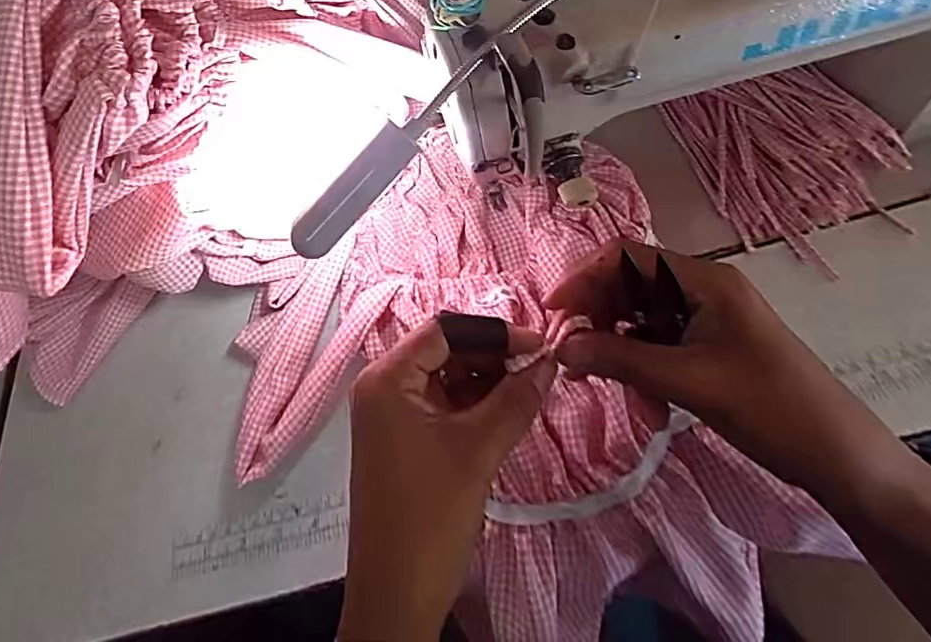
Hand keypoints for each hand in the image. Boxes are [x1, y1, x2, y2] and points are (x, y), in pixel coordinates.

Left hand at [339, 319, 557, 640]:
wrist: (396, 599)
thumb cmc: (430, 518)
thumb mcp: (478, 451)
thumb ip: (515, 399)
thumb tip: (548, 360)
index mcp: (387, 378)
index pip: (444, 331)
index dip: (493, 333)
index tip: (537, 344)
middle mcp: (382, 385)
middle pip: (444, 350)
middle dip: (491, 358)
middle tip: (536, 371)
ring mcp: (390, 413)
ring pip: (446, 377)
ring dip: (486, 382)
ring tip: (526, 393)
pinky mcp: (402, 437)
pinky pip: (442, 403)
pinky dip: (473, 405)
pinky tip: (505, 414)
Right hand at [544, 239, 911, 502]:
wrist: (845, 460)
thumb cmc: (772, 408)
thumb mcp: (689, 382)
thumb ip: (621, 359)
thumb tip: (561, 347)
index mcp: (704, 279)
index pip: (628, 256)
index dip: (586, 278)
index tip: (556, 313)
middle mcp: (704, 288)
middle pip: (632, 285)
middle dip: (600, 316)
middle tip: (576, 355)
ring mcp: (710, 317)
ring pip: (644, 317)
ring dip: (621, 347)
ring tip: (612, 384)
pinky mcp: (713, 345)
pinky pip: (662, 342)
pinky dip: (644, 364)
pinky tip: (646, 399)